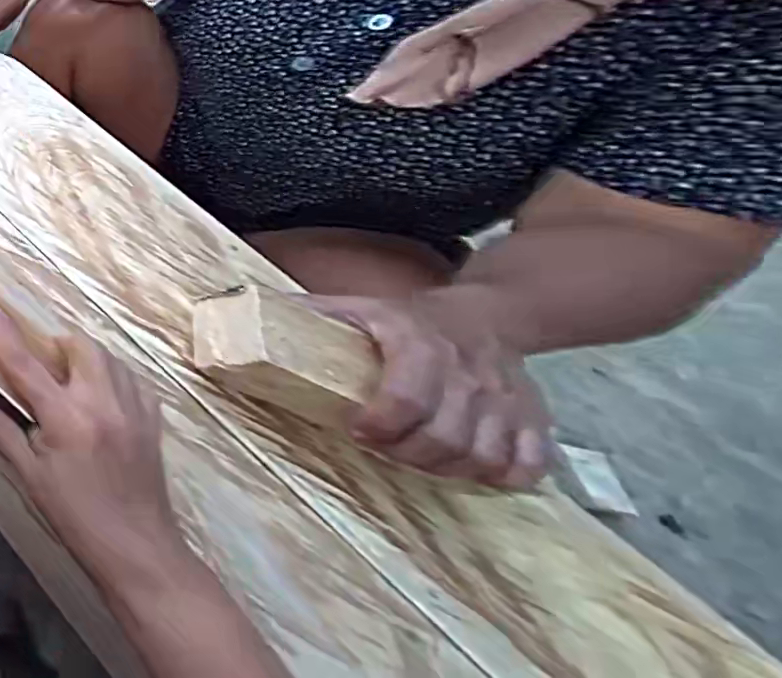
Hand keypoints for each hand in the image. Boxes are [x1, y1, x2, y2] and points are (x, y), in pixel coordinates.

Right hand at [0, 304, 183, 574]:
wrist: (138, 551)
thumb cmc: (75, 517)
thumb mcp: (30, 477)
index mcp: (65, 418)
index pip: (25, 365)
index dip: (3, 334)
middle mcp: (101, 402)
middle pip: (78, 345)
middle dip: (58, 346)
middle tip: (46, 370)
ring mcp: (132, 407)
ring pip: (108, 356)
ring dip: (86, 358)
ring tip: (73, 382)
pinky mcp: (152, 417)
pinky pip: (132, 377)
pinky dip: (113, 376)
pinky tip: (103, 397)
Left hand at [306, 293, 554, 488]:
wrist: (486, 313)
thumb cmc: (406, 317)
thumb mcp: (356, 305)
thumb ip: (311, 313)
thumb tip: (247, 313)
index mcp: (417, 342)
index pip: (407, 397)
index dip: (380, 424)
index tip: (356, 431)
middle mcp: (466, 371)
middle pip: (444, 437)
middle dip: (406, 455)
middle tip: (381, 448)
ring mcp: (505, 398)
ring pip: (483, 456)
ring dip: (444, 469)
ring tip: (413, 457)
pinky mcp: (533, 418)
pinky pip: (527, 464)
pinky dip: (498, 476)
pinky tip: (466, 468)